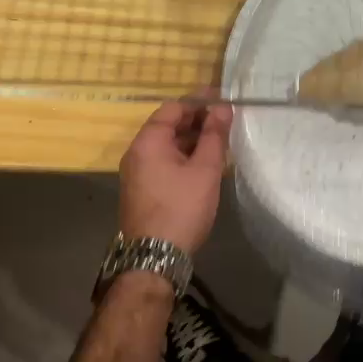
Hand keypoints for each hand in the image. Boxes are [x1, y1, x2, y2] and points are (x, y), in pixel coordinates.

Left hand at [119, 94, 233, 254]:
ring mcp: (136, 173)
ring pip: (167, 145)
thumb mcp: (205, 169)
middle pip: (168, 125)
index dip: (199, 102)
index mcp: (148, 141)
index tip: (223, 102)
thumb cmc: (181, 208)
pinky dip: (183, 157)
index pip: (174, 107)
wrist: (154, 260)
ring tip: (220, 144)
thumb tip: (222, 107)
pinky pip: (163, 162)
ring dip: (192, 141)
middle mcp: (137, 152)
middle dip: (197, 121)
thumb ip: (214, 135)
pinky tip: (204, 165)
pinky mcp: (141, 190)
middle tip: (226, 124)